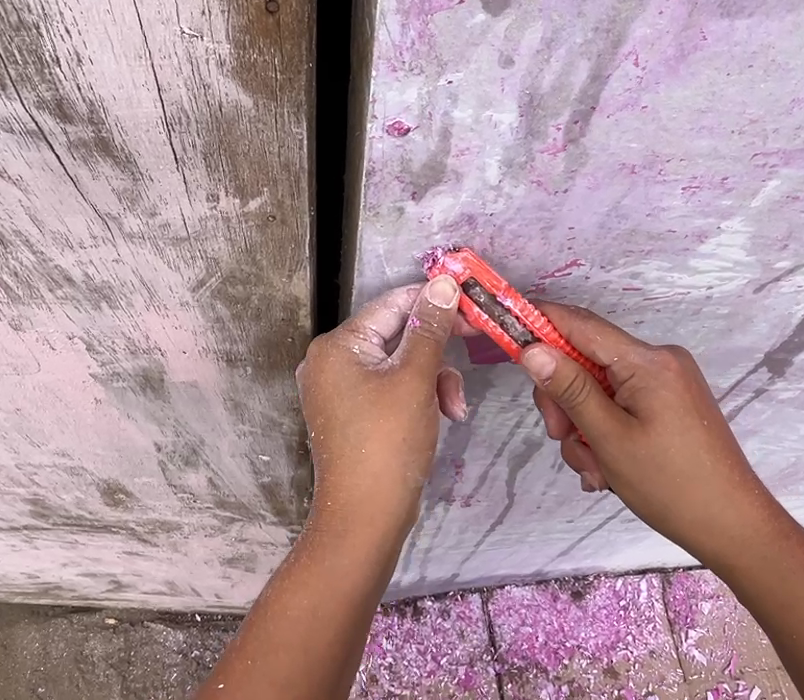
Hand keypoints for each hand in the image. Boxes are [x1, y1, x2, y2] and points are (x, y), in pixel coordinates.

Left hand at [295, 276, 469, 539]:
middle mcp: (331, 361)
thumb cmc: (388, 444)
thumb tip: (444, 283)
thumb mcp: (416, 379)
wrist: (365, 520)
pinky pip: (391, 388)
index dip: (435, 302)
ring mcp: (339, 389)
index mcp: (337, 346)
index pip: (392, 304)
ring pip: (400, 364)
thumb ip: (431, 328)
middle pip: (396, 334)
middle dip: (437, 351)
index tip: (473, 305)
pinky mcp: (353, 413)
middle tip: (473, 348)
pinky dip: (419, 396)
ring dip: (434, 378)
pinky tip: (443, 416)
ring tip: (455, 408)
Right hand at [520, 304, 781, 568]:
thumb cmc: (672, 485)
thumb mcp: (609, 438)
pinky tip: (606, 469)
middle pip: (585, 359)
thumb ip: (569, 389)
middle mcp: (658, 360)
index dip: (538, 323)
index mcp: (648, 360)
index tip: (504, 334)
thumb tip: (530, 349)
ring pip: (598, 387)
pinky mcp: (669, 404)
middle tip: (560, 436)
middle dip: (563, 397)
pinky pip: (619, 403)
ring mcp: (666, 383)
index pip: (579, 323)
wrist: (738, 531)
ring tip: (592, 468)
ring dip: (583, 424)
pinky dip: (604, 430)